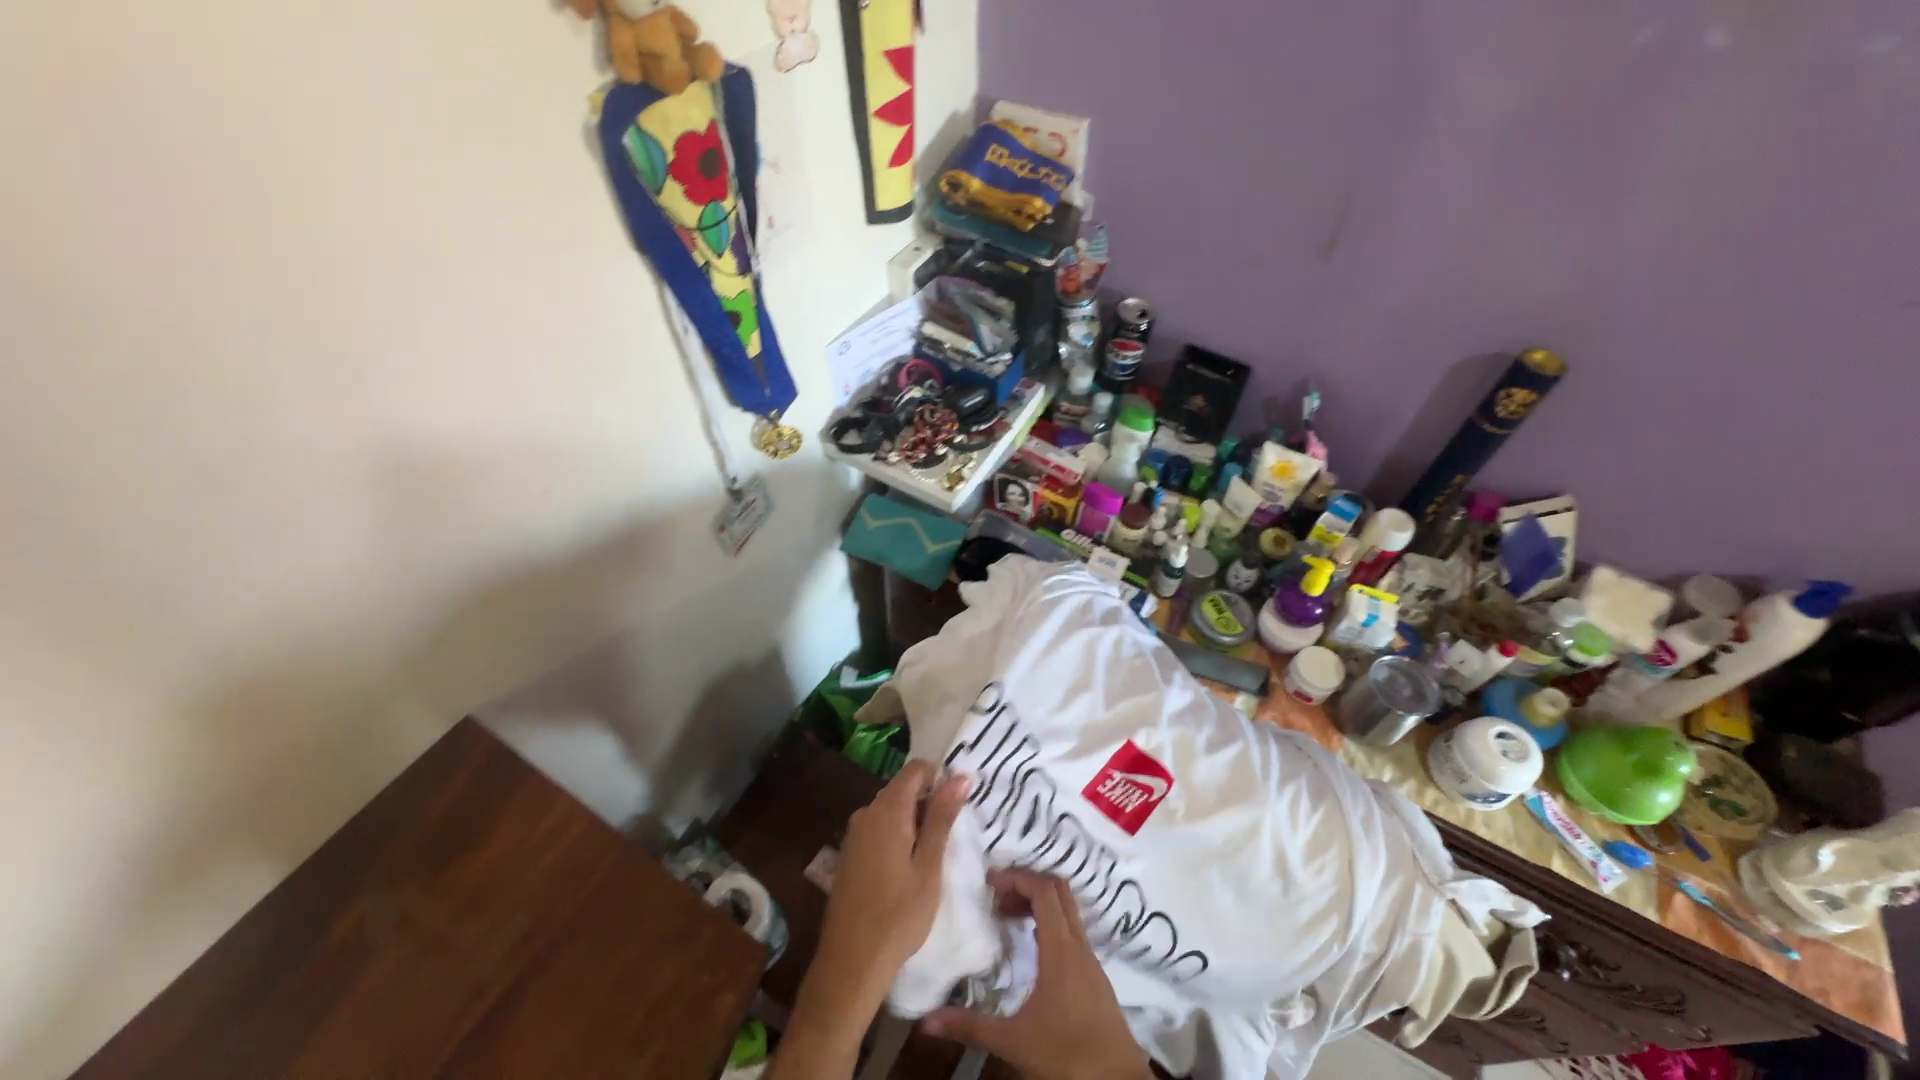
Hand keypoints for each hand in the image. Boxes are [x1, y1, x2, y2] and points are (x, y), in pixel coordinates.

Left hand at [768, 760, 968, 1079]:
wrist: (852, 960)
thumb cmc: (899, 915)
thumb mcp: (929, 866)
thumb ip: (942, 818)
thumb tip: (960, 775)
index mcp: (887, 811)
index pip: (916, 770)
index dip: (940, 780)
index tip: (957, 809)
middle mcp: (866, 813)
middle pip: (903, 789)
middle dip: (928, 804)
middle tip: (949, 841)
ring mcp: (854, 834)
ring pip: (891, 811)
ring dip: (914, 824)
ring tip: (932, 859)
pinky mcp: (850, 854)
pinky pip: (879, 830)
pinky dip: (898, 838)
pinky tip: (908, 871)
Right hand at [921, 869, 1153, 1079]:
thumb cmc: (1068, 1055)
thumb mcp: (1013, 1042)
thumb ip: (970, 1027)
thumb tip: (926, 1021)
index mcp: (1061, 951)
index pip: (1044, 891)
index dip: (1017, 878)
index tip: (989, 884)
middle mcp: (1079, 946)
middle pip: (1058, 891)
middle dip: (1026, 884)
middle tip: (995, 897)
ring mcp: (1090, 959)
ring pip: (1067, 910)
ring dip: (1038, 903)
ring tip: (1005, 918)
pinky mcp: (1094, 974)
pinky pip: (1072, 930)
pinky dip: (1049, 923)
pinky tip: (1029, 947)